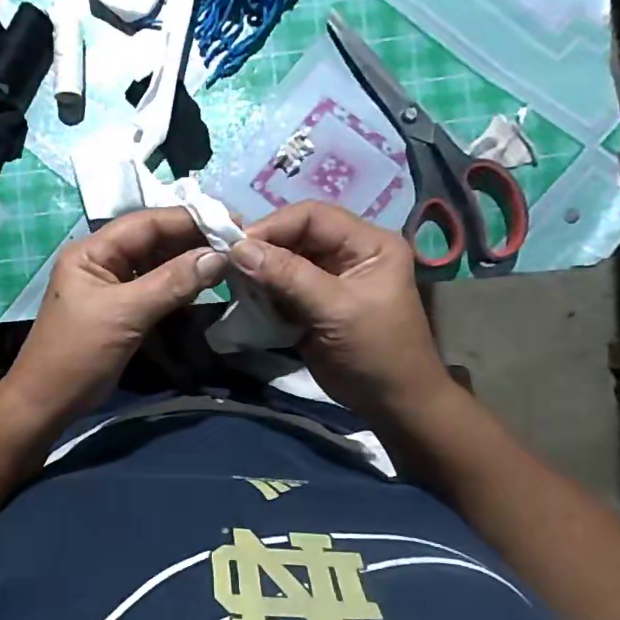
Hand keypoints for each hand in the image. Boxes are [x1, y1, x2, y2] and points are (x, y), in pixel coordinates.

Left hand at [4, 207, 225, 421]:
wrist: (48, 402)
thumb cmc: (79, 353)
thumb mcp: (125, 314)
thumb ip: (172, 283)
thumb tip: (219, 256)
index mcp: (93, 251)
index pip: (147, 223)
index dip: (189, 219)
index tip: (230, 221)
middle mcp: (103, 261)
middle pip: (155, 240)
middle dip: (194, 239)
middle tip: (237, 241)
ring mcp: (114, 286)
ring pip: (159, 264)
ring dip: (191, 262)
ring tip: (229, 259)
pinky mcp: (124, 310)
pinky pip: (158, 288)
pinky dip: (182, 286)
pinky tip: (207, 284)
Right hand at [230, 201, 452, 417]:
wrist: (391, 404)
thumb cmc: (374, 351)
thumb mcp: (335, 309)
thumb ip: (288, 276)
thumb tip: (238, 249)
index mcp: (368, 242)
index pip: (314, 216)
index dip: (274, 225)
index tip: (237, 245)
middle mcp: (349, 252)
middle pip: (297, 235)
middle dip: (264, 248)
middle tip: (229, 263)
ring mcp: (330, 278)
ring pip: (285, 260)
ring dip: (260, 271)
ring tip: (234, 281)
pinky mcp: (314, 303)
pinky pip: (282, 286)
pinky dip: (264, 292)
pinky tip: (247, 299)